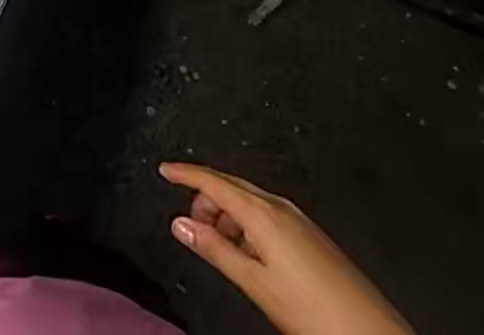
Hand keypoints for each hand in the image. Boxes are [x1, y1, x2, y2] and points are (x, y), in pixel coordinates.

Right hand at [160, 163, 411, 334]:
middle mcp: (282, 209)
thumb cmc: (318, 313)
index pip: (214, 181)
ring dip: (226, 212)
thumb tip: (181, 225)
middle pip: (231, 186)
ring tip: (217, 243)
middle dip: (205, 196)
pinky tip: (247, 250)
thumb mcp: (254, 283)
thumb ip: (214, 249)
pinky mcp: (311, 236)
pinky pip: (267, 214)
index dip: (185, 173)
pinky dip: (247, 223)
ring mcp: (300, 221)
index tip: (166, 169)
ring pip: (249, 201)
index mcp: (264, 214)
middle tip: (189, 221)